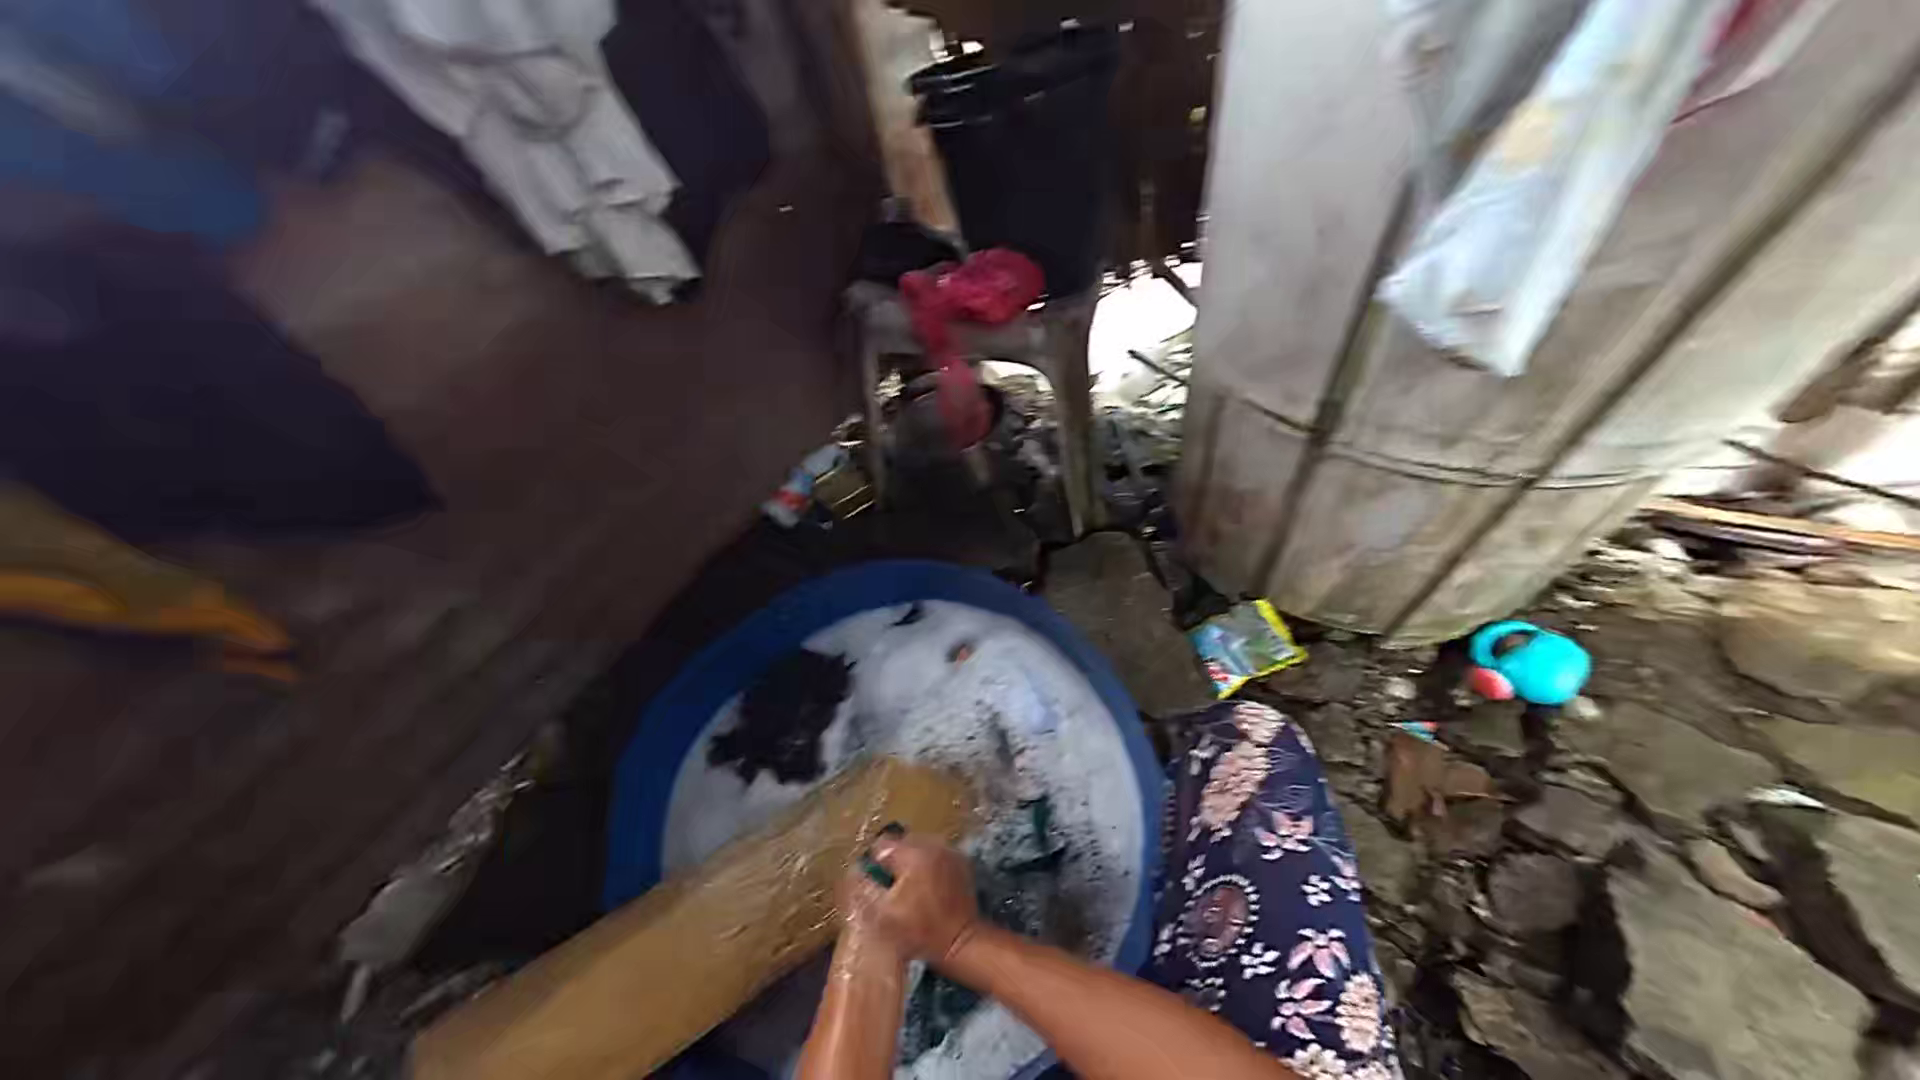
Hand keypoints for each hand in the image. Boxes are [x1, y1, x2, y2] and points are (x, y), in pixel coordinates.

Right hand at [840, 832, 979, 963]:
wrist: (961, 942)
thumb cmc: (919, 930)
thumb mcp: (883, 915)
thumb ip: (865, 889)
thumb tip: (854, 871)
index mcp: (911, 854)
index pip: (882, 844)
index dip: (874, 863)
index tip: (875, 882)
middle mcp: (931, 844)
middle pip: (902, 842)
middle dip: (894, 861)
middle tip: (892, 887)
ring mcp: (949, 851)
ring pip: (920, 847)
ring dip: (912, 861)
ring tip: (911, 887)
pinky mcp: (961, 862)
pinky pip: (936, 854)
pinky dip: (929, 864)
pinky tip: (928, 887)